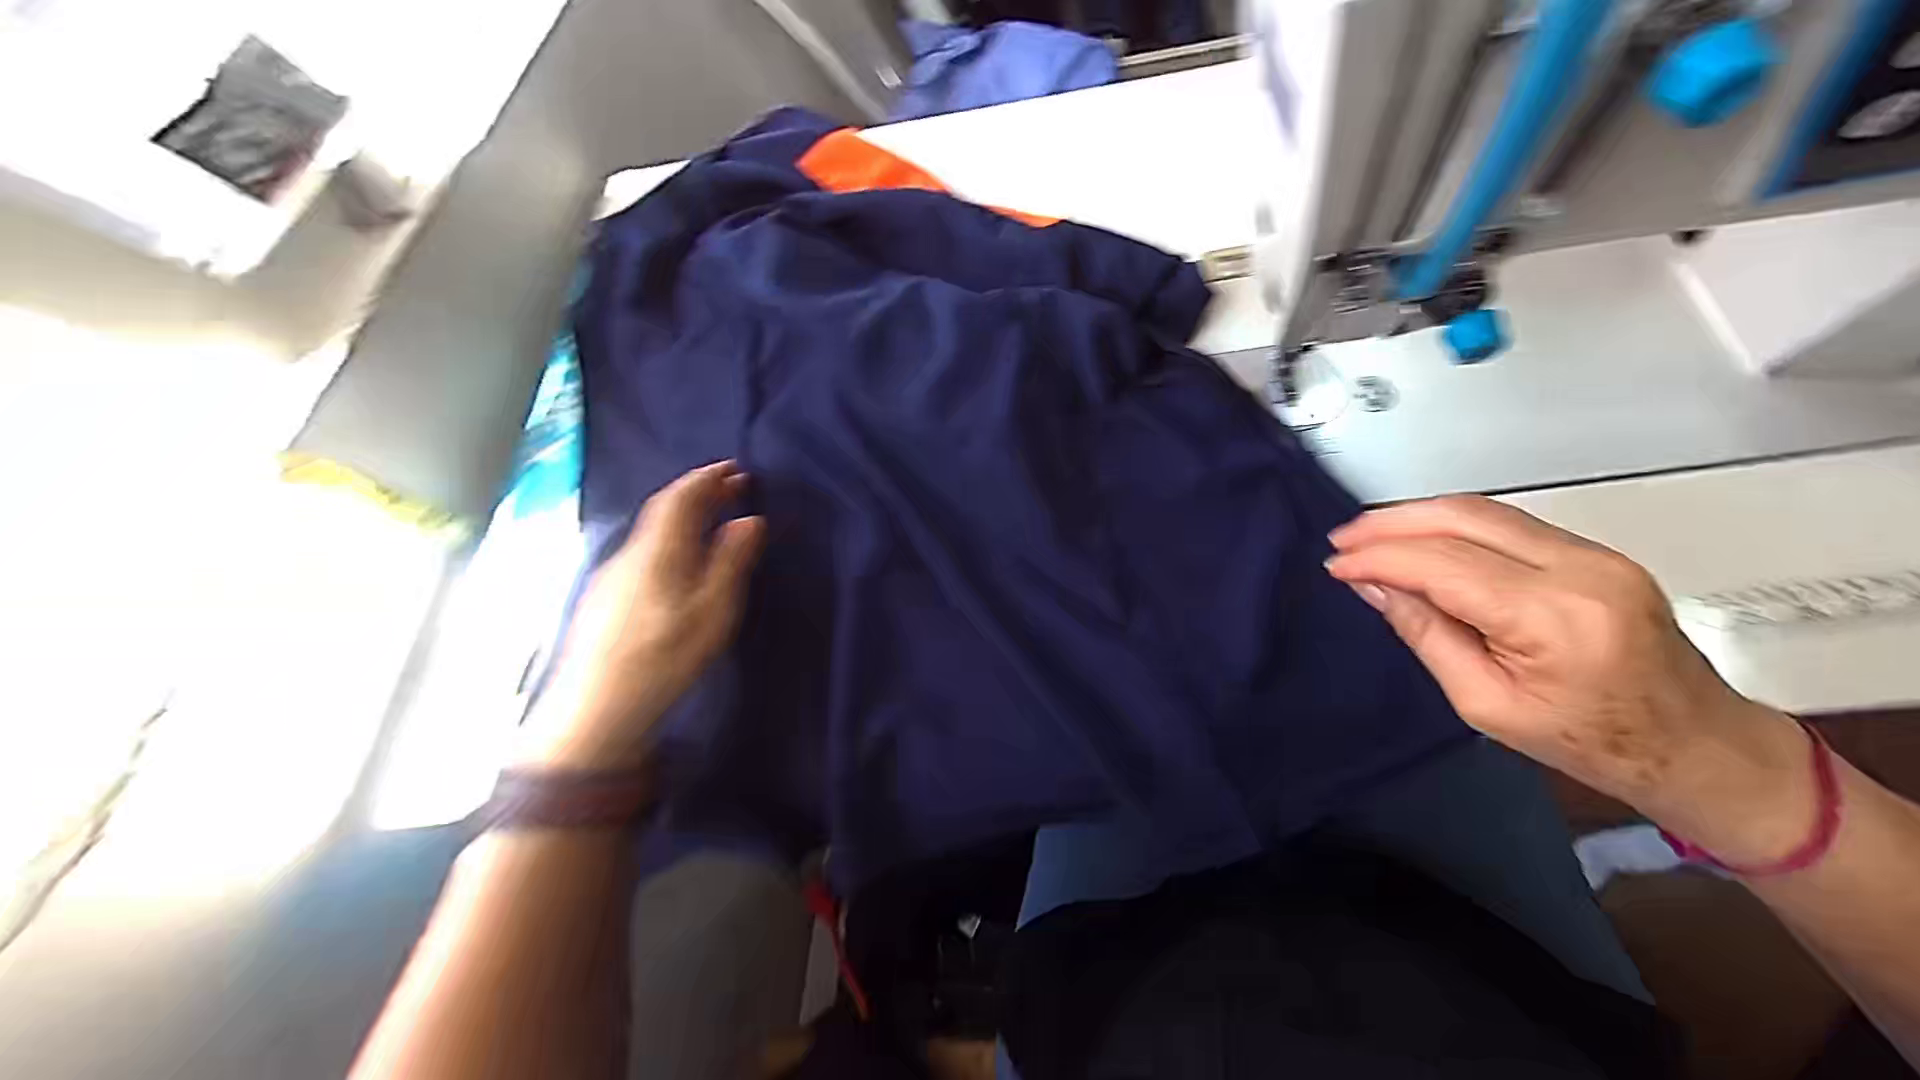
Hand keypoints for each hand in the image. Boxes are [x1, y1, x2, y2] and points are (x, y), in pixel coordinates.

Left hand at [519, 461, 764, 769]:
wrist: (595, 710)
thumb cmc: (664, 658)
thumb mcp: (712, 611)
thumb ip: (731, 561)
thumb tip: (750, 520)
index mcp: (657, 550)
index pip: (681, 497)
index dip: (708, 478)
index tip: (735, 468)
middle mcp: (629, 553)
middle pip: (664, 510)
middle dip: (699, 493)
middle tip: (732, 486)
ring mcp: (611, 575)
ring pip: (652, 531)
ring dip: (684, 516)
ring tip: (713, 518)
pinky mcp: (605, 598)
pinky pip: (644, 550)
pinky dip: (670, 538)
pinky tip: (681, 558)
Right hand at [1326, 495, 1815, 864]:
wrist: (1699, 746)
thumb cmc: (1589, 743)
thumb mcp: (1484, 703)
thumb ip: (1425, 634)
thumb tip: (1372, 586)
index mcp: (1552, 618)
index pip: (1442, 563)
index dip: (1379, 558)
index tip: (1335, 566)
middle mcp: (1580, 570)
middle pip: (1463, 517)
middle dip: (1390, 523)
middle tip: (1342, 539)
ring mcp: (1594, 554)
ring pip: (1482, 510)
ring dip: (1416, 517)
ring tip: (1368, 537)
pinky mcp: (1595, 552)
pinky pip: (1505, 522)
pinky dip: (1450, 525)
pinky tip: (1418, 540)